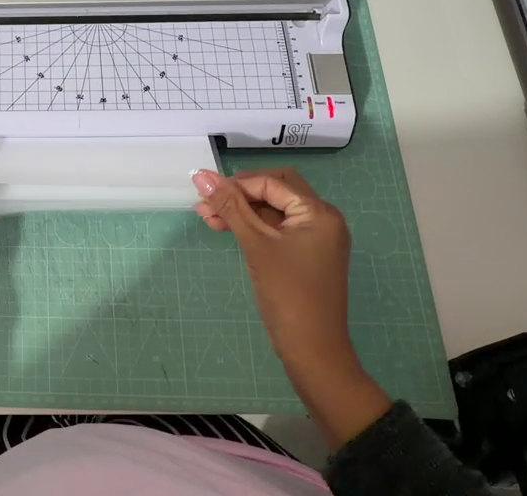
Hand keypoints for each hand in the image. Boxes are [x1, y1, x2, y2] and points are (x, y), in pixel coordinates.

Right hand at [193, 167, 390, 447]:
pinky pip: (278, 228)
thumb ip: (229, 206)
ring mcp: (317, 238)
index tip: (204, 192)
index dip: (237, 184)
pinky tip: (228, 229)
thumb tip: (202, 176)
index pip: (271, 183)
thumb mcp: (255, 244)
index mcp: (319, 212)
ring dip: (243, 211)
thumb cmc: (286, 293)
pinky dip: (254, 227)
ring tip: (208, 218)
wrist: (312, 350)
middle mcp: (323, 219)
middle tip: (208, 204)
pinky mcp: (307, 254)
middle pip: (275, 190)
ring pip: (274, 210)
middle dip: (239, 194)